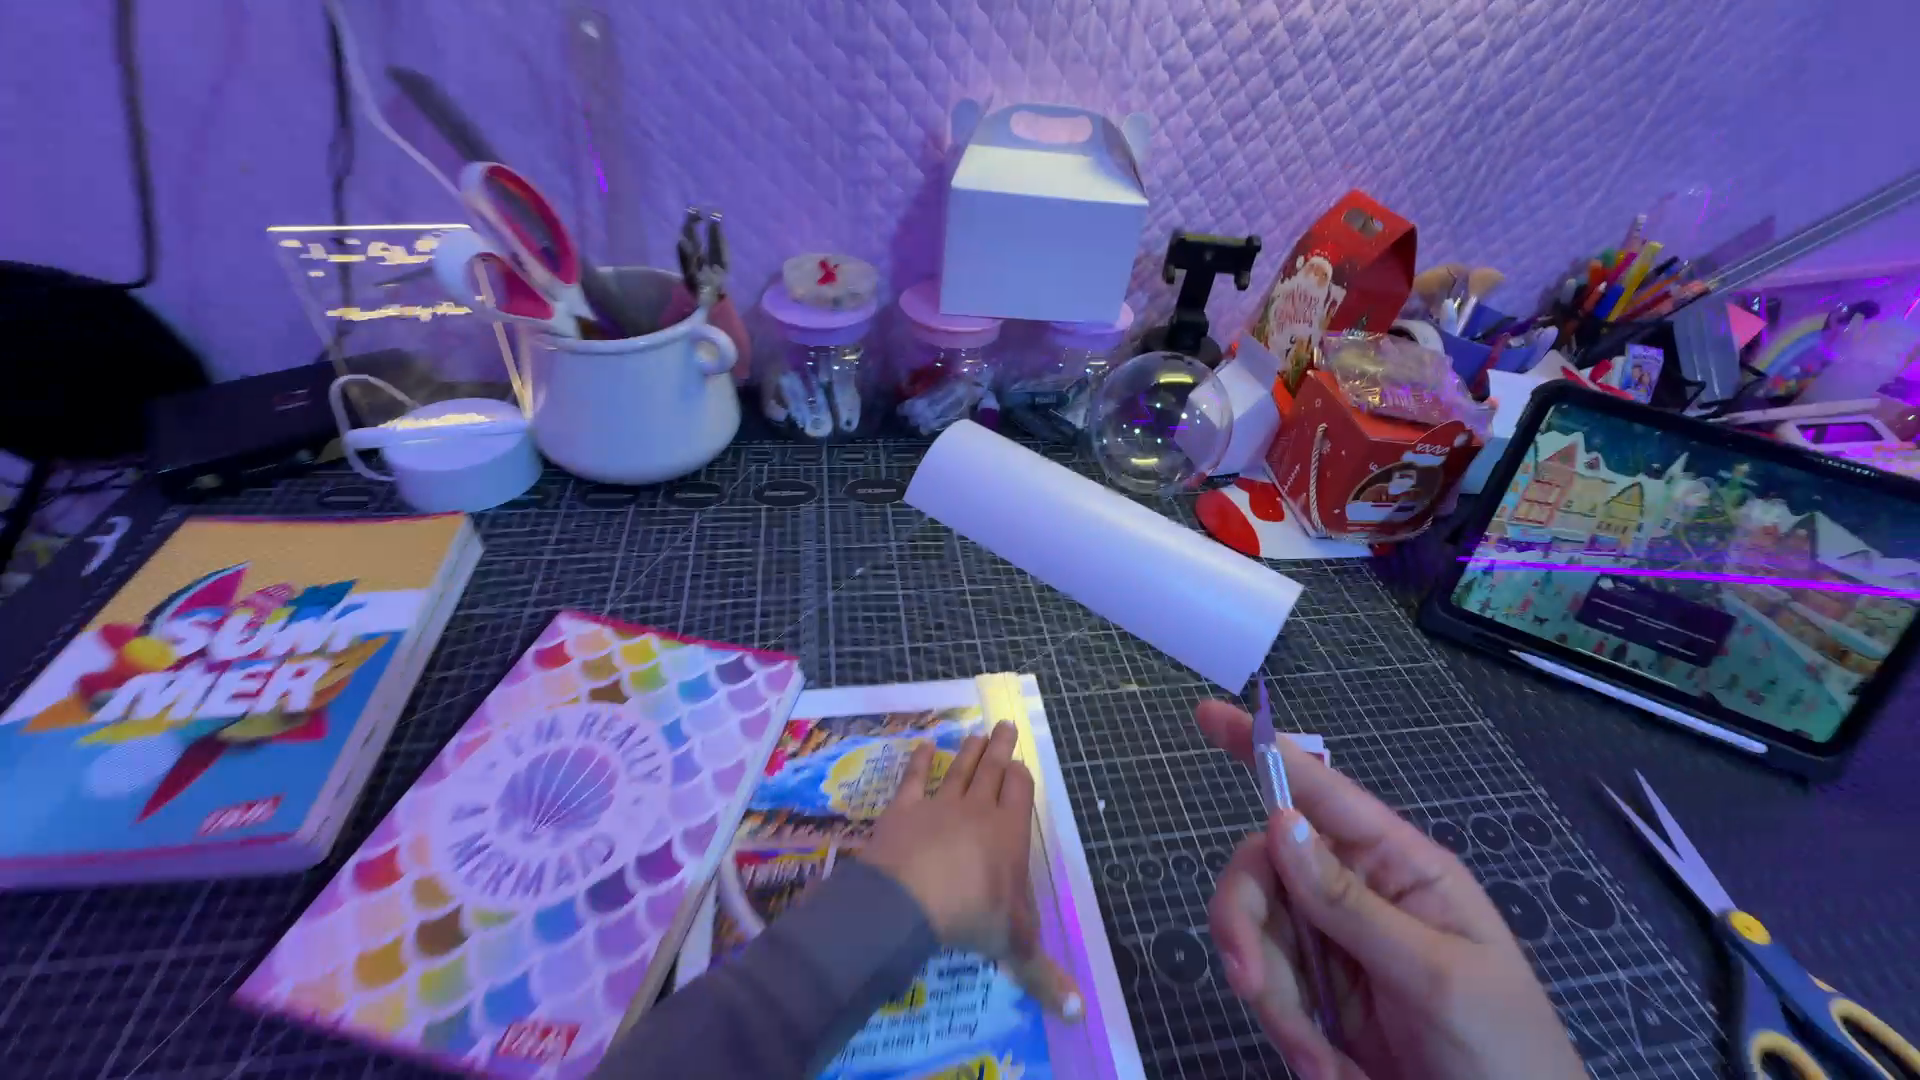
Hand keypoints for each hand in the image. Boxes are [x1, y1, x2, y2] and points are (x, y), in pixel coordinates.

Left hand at [859, 721, 1081, 1019]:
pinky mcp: (904, 808)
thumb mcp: (1012, 946)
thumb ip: (1042, 974)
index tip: (1021, 763)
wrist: (910, 900)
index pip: (1019, 794)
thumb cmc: (970, 917)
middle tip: (1005, 724)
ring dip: (969, 751)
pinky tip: (924, 746)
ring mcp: (939, 804)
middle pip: (992, 771)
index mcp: (1008, 834)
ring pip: (960, 769)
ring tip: (976, 732)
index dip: (1021, 777)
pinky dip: (920, 761)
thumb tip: (1079, 1011)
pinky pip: (914, 778)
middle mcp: (977, 810)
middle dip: (1001, 749)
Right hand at [1197, 700, 1583, 1079]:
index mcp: (1399, 866)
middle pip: (1264, 868)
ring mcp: (1330, 938)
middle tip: (1247, 982)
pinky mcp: (1314, 988)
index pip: (1320, 791)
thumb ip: (1351, 903)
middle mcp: (1354, 889)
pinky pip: (1266, 981)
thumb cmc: (1505, 1055)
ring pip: (1256, 929)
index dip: (1262, 750)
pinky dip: (1284, 1026)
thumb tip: (1278, 820)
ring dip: (1272, 994)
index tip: (1208, 715)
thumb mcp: (1435, 977)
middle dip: (1246, 922)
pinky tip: (1325, 1067)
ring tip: (1319, 1061)